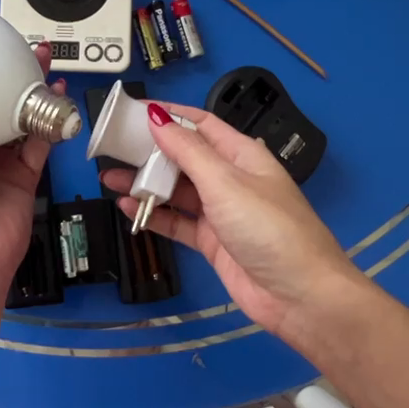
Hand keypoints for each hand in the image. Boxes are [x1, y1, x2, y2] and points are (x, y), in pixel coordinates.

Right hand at [101, 102, 371, 344]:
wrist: (298, 294)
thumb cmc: (269, 229)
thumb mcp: (226, 183)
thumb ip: (187, 151)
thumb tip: (156, 117)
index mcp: (243, 155)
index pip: (201, 125)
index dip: (170, 116)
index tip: (134, 113)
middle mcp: (231, 180)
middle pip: (184, 158)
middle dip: (150, 152)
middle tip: (113, 149)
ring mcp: (221, 213)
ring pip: (177, 191)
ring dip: (146, 185)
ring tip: (110, 180)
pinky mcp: (212, 242)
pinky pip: (177, 222)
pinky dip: (153, 215)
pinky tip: (129, 209)